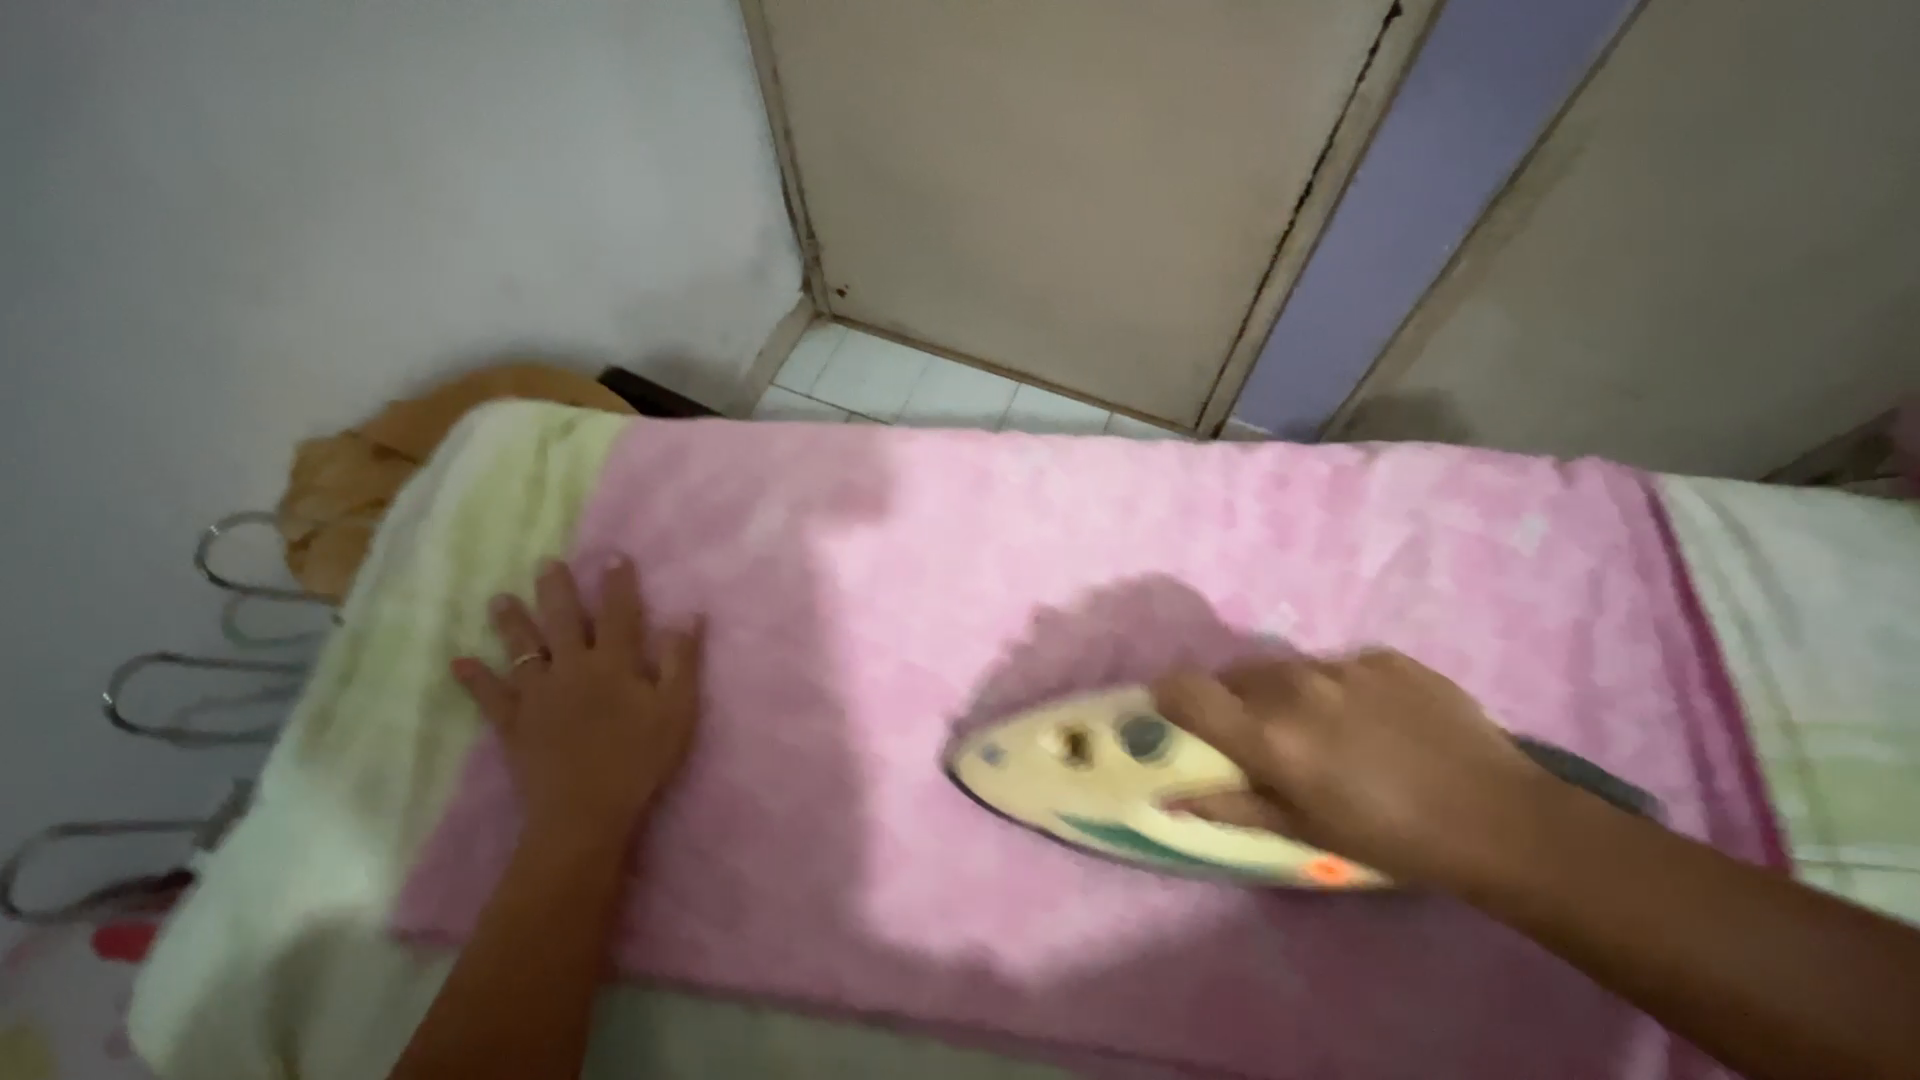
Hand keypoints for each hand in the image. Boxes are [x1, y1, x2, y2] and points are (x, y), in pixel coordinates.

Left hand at [451, 557, 704, 840]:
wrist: (585, 812)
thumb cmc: (640, 760)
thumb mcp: (677, 711)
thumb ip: (681, 661)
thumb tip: (687, 615)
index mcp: (614, 664)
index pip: (619, 613)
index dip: (618, 584)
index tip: (614, 556)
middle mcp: (572, 668)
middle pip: (564, 620)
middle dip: (557, 590)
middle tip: (546, 563)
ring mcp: (537, 695)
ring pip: (522, 649)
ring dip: (511, 622)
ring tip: (498, 598)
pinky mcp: (514, 724)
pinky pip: (490, 697)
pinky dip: (474, 680)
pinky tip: (459, 663)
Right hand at [1152, 650, 1551, 886]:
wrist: (1501, 819)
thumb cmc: (1391, 839)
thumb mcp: (1301, 830)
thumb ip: (1228, 804)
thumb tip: (1170, 794)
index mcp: (1268, 734)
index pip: (1184, 688)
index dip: (1169, 697)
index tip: (1177, 717)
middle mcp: (1295, 686)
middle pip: (1233, 675)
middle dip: (1233, 702)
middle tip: (1263, 739)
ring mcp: (1343, 664)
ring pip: (1285, 668)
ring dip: (1285, 694)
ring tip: (1328, 733)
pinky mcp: (1384, 656)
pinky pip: (1336, 666)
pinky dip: (1337, 689)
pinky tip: (1376, 723)